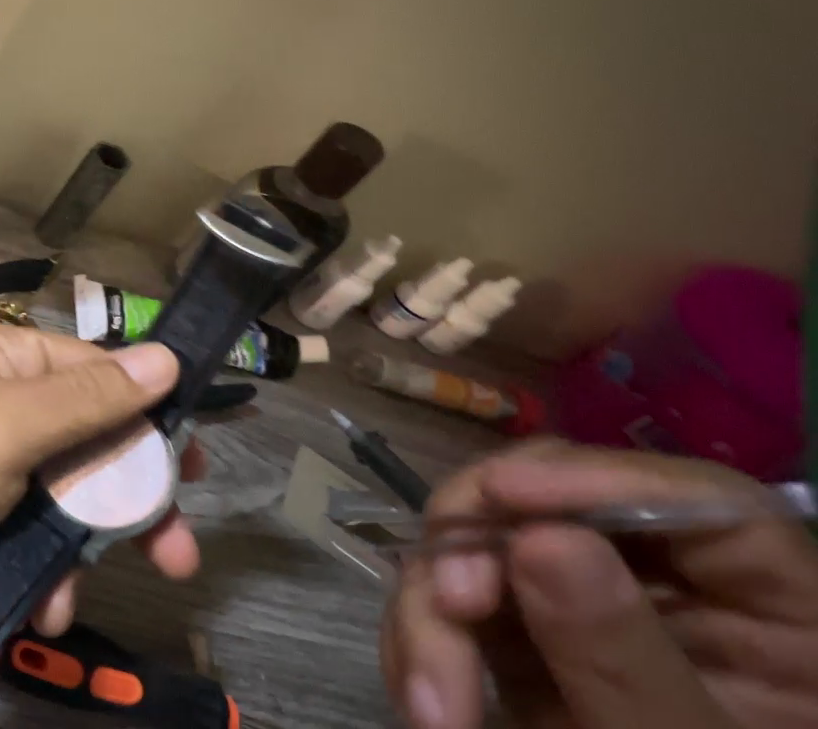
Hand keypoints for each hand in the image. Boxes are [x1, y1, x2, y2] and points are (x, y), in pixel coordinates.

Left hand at [0, 322, 205, 625]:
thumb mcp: (9, 426)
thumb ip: (90, 399)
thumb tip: (165, 356)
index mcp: (3, 359)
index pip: (96, 373)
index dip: (148, 415)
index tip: (193, 464)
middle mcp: (3, 401)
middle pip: (94, 439)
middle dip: (135, 497)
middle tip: (178, 549)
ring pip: (74, 493)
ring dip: (99, 544)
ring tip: (124, 591)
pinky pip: (41, 531)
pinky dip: (53, 568)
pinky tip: (50, 602)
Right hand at [383, 440, 817, 727]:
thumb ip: (629, 661)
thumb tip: (542, 540)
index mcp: (769, 617)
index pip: (697, 505)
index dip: (597, 479)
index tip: (504, 495)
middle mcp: (662, 592)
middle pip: (552, 504)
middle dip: (478, 543)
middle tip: (450, 602)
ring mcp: (571, 608)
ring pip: (472, 550)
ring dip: (430, 615)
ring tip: (431, 708)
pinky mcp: (508, 636)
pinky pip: (438, 602)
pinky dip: (415, 644)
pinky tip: (424, 706)